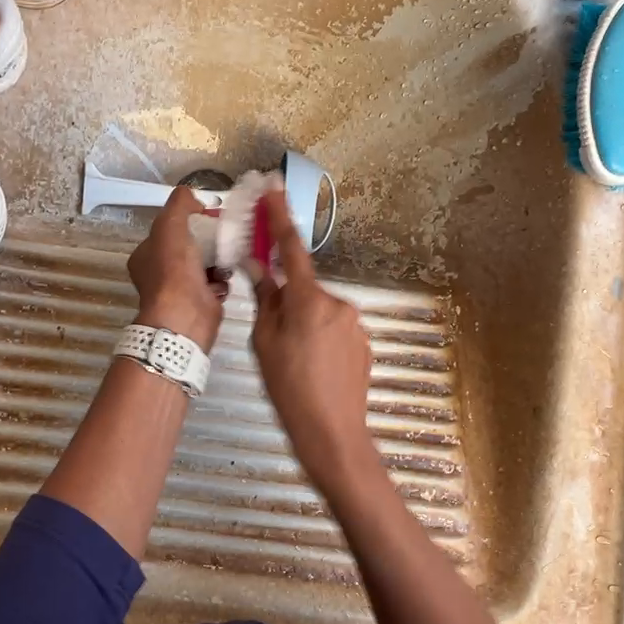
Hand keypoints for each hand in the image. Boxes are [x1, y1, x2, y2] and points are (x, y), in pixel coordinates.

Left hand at [127, 187, 226, 349]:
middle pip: (189, 247)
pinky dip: (223, 280)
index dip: (187, 220)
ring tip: (229, 255)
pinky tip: (226, 277)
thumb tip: (192, 196)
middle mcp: (159, 273)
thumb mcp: (170, 224)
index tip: (207, 215)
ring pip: (205, 265)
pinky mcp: (200, 303)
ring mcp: (180, 289)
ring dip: (219, 259)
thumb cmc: (173, 268)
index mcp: (146, 255)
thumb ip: (179, 204)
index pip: (168, 230)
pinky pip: (216, 284)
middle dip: (207, 240)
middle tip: (224, 233)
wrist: (186, 314)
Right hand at [250, 189, 375, 488]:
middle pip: (303, 290)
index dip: (280, 217)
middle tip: (271, 339)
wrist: (333, 435)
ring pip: (317, 313)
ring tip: (292, 364)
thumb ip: (265, 301)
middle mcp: (337, 304)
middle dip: (286, 302)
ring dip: (302, 326)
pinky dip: (318, 341)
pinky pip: (333, 331)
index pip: (290, 249)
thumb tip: (259, 269)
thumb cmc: (289, 390)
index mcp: (308, 300)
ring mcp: (354, 324)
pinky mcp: (363, 343)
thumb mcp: (264, 344)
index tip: (274, 188)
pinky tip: (311, 371)